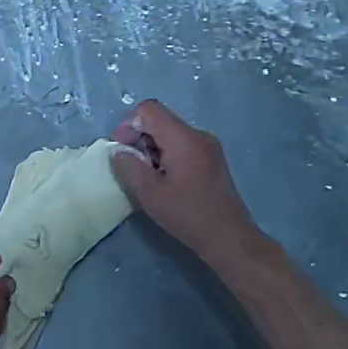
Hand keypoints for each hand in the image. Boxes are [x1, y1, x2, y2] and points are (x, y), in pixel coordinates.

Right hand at [111, 99, 266, 266]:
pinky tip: (165, 178)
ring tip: (148, 175)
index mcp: (184, 139)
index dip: (128, 124)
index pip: (148, 110)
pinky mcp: (211, 157)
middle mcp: (198, 135)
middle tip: (132, 165)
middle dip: (139, 137)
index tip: (123, 149)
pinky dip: (165, 153)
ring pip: (168, 131)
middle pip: (159, 119)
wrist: (229, 238)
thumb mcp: (148, 193)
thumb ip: (128, 165)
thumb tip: (118, 150)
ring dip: (151, 147)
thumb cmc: (188, 215)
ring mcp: (208, 146)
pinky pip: (180, 143)